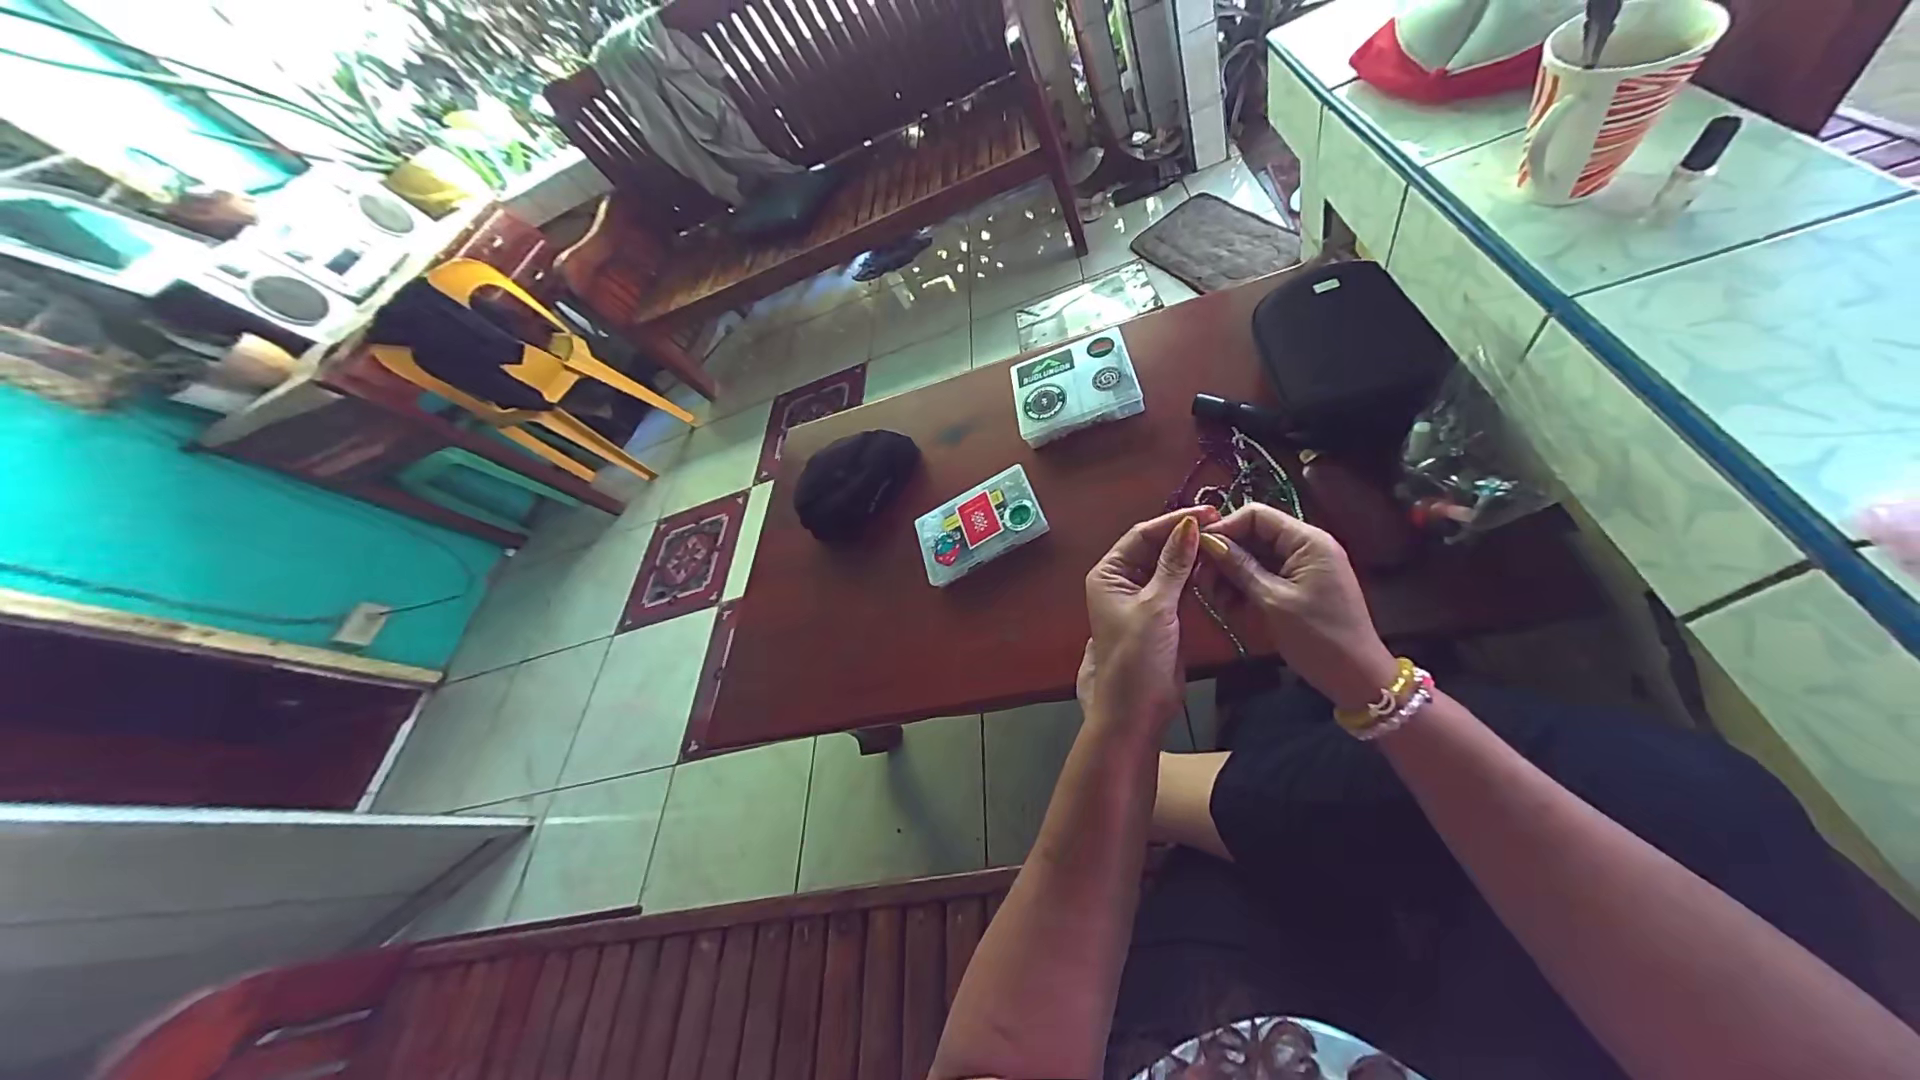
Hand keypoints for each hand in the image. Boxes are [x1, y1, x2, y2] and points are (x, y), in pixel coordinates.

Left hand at [1082, 506, 1217, 728]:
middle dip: (1183, 535)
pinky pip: (1177, 584)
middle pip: (1154, 547)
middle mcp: (1121, 581)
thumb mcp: (1155, 606)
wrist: (1137, 707)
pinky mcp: (1160, 613)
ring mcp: (1141, 597)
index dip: (1172, 522)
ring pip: (1168, 565)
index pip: (1141, 536)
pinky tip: (1214, 563)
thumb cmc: (1136, 656)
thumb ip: (1174, 564)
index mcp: (1108, 574)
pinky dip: (1194, 574)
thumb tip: (1189, 525)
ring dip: (1191, 553)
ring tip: (1222, 537)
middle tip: (1220, 522)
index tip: (1207, 512)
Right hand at [1198, 504, 1398, 710]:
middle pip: (1252, 535)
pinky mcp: (1296, 585)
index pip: (1256, 515)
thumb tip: (1207, 541)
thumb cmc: (1318, 636)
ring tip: (1212, 596)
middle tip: (1199, 578)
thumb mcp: (1273, 600)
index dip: (1224, 528)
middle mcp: (1305, 546)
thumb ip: (1239, 567)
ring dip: (1229, 574)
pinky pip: (1262, 575)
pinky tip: (1228, 604)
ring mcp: (1301, 566)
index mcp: (1307, 541)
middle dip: (1224, 554)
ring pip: (1253, 557)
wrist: (1357, 678)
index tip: (1197, 549)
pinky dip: (1243, 587)